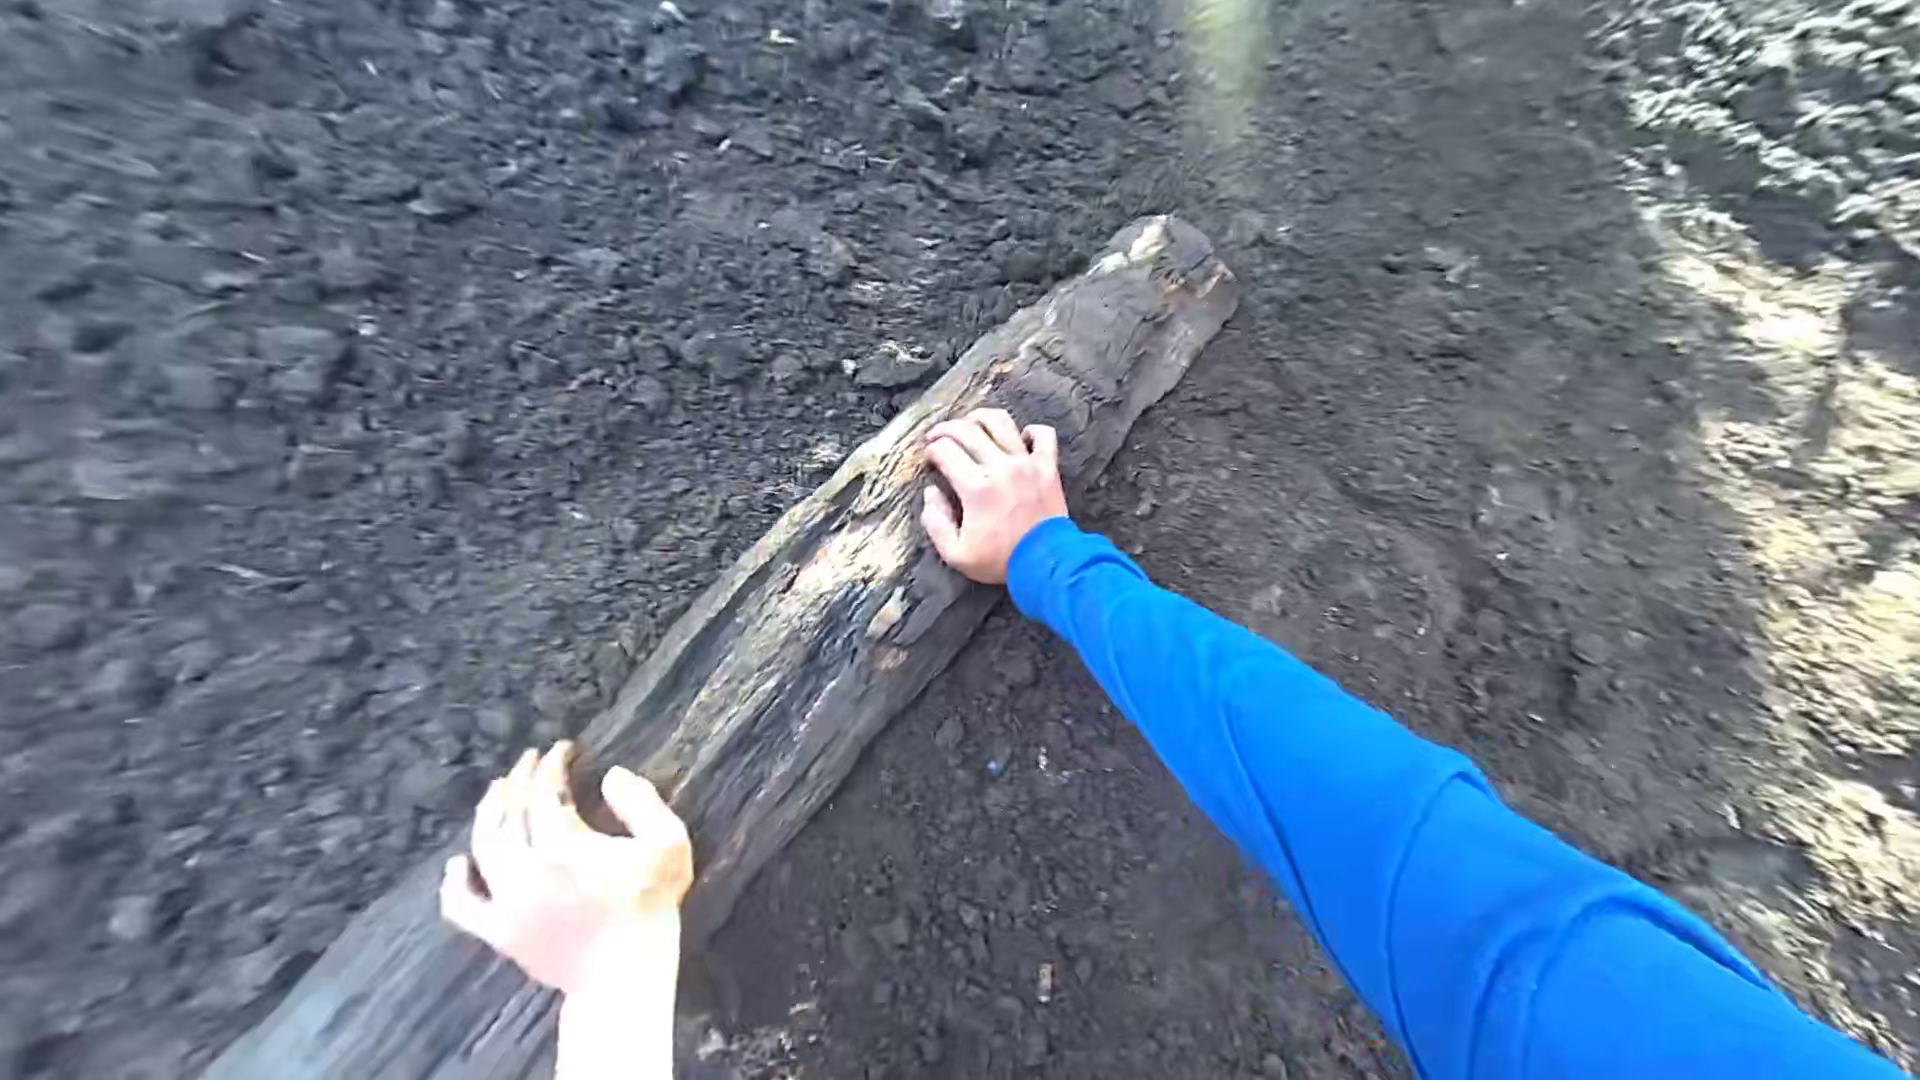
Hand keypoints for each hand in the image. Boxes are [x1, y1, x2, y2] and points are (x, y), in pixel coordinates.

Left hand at [439, 742, 692, 996]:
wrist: (624, 970)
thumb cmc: (651, 900)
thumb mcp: (668, 841)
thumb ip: (641, 802)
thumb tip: (611, 774)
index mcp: (566, 846)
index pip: (547, 793)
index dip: (552, 765)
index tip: (563, 747)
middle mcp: (527, 870)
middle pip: (511, 814)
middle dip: (520, 780)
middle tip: (531, 757)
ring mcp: (507, 904)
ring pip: (483, 849)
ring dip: (488, 815)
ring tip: (498, 790)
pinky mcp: (498, 932)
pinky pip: (462, 907)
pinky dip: (454, 883)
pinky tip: (456, 863)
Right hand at [921, 408, 1069, 583]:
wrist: (1047, 564)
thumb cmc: (1000, 560)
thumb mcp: (956, 553)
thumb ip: (936, 522)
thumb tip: (931, 493)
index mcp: (976, 487)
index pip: (944, 450)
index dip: (931, 451)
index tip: (929, 459)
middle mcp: (1000, 467)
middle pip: (967, 430)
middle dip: (946, 429)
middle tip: (938, 437)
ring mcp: (1027, 463)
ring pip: (1001, 422)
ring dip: (981, 417)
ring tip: (971, 423)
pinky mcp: (1048, 467)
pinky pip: (1043, 434)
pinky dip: (1031, 431)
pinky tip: (1019, 438)